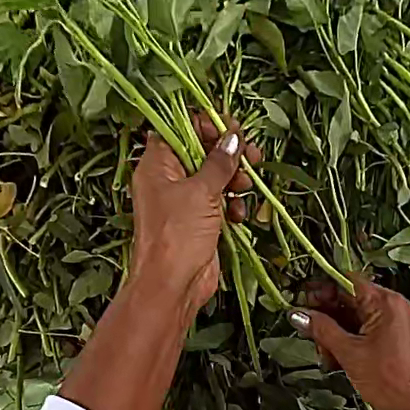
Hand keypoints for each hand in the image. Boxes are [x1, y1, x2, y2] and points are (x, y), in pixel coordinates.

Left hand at [129, 115, 260, 313]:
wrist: (174, 284)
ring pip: (215, 179)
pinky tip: (238, 215)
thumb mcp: (201, 191)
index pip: (179, 128)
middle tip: (251, 155)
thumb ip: (219, 162)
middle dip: (228, 154)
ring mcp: (185, 202)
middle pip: (202, 153)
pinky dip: (232, 206)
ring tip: (246, 187)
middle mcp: (169, 180)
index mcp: (158, 164)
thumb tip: (233, 138)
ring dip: (234, 181)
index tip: (231, 129)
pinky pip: (220, 204)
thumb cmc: (177, 235)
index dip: (205, 125)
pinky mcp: (200, 223)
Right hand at [294, 278, 409, 409]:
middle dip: (325, 315)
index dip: (321, 289)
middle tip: (306, 330)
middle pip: (348, 298)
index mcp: (384, 302)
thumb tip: (298, 314)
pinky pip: (362, 328)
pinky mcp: (390, 335)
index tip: (300, 301)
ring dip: (333, 330)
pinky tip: (333, 356)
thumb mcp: (349, 353)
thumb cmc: (388, 380)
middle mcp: (391, 305)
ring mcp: (392, 320)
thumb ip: (322, 330)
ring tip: (323, 352)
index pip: (346, 281)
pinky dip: (346, 338)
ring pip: (352, 315)